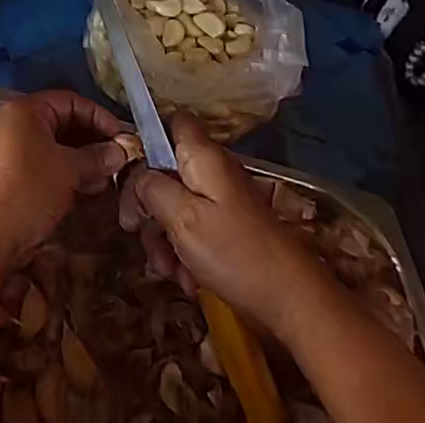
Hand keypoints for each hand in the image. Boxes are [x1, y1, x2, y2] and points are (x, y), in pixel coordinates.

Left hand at [0, 90, 129, 261]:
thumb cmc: (28, 190)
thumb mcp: (69, 170)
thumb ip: (98, 157)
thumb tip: (121, 151)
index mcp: (26, 110)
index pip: (71, 101)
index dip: (100, 116)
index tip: (122, 136)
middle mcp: (17, 124)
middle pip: (64, 123)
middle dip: (94, 140)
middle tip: (120, 157)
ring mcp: (14, 151)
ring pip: (58, 147)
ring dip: (85, 159)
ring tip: (109, 176)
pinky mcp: (15, 176)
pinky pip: (49, 165)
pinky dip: (70, 173)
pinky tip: (91, 188)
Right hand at [119, 113, 332, 338]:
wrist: (292, 301)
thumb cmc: (235, 253)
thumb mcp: (184, 218)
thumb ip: (153, 189)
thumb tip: (139, 175)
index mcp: (202, 156)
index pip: (173, 122)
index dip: (148, 141)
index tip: (132, 176)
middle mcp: (211, 172)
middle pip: (165, 171)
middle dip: (148, 205)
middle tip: (138, 233)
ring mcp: (220, 202)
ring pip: (174, 206)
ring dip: (163, 238)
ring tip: (168, 271)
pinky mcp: (226, 231)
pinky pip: (192, 232)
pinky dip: (183, 254)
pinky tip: (187, 280)